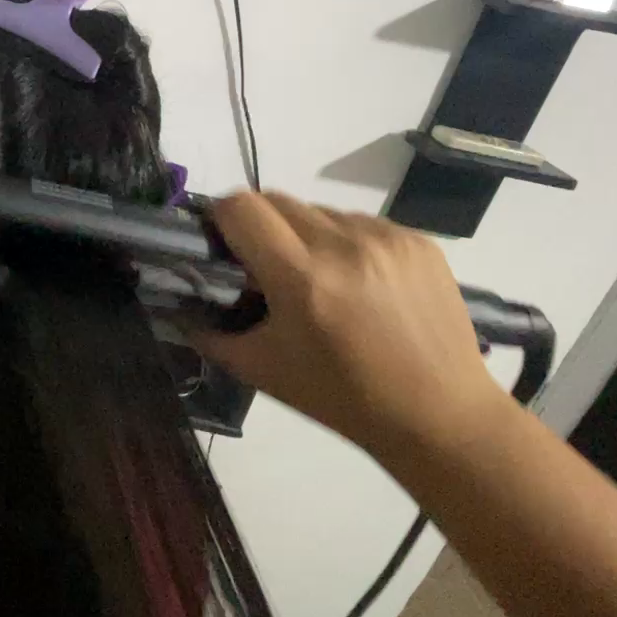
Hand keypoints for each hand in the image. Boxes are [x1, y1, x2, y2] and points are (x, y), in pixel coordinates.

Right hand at [194, 191, 508, 456]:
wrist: (440, 416)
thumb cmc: (341, 398)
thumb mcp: (261, 370)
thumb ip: (208, 333)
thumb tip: (176, 305)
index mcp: (301, 278)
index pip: (241, 206)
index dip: (221, 217)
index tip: (221, 242)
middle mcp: (344, 246)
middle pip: (276, 199)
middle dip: (259, 225)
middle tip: (263, 265)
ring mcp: (386, 239)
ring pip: (318, 211)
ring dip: (304, 234)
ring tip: (318, 279)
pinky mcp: (418, 241)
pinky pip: (360, 223)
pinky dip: (345, 244)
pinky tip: (358, 284)